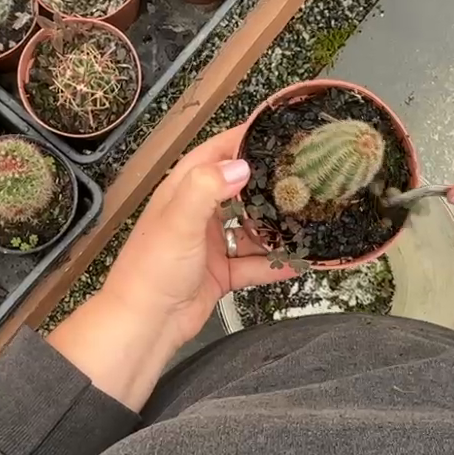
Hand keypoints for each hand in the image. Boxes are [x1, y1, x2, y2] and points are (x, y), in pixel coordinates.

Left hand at [47, 125, 295, 408]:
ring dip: (275, 226)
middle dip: (267, 182)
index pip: (213, 154)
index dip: (241, 139)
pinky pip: (252, 264)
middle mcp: (196, 215)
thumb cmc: (153, 269)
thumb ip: (206, 189)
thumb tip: (242, 165)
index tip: (274, 129)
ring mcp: (209, 246)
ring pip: (250, 229)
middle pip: (237, 190)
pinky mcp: (219, 274)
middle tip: (304, 174)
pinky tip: (300, 261)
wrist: (144, 325)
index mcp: (181, 193)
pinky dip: (273, 264)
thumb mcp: (179, 221)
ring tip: (309, 216)